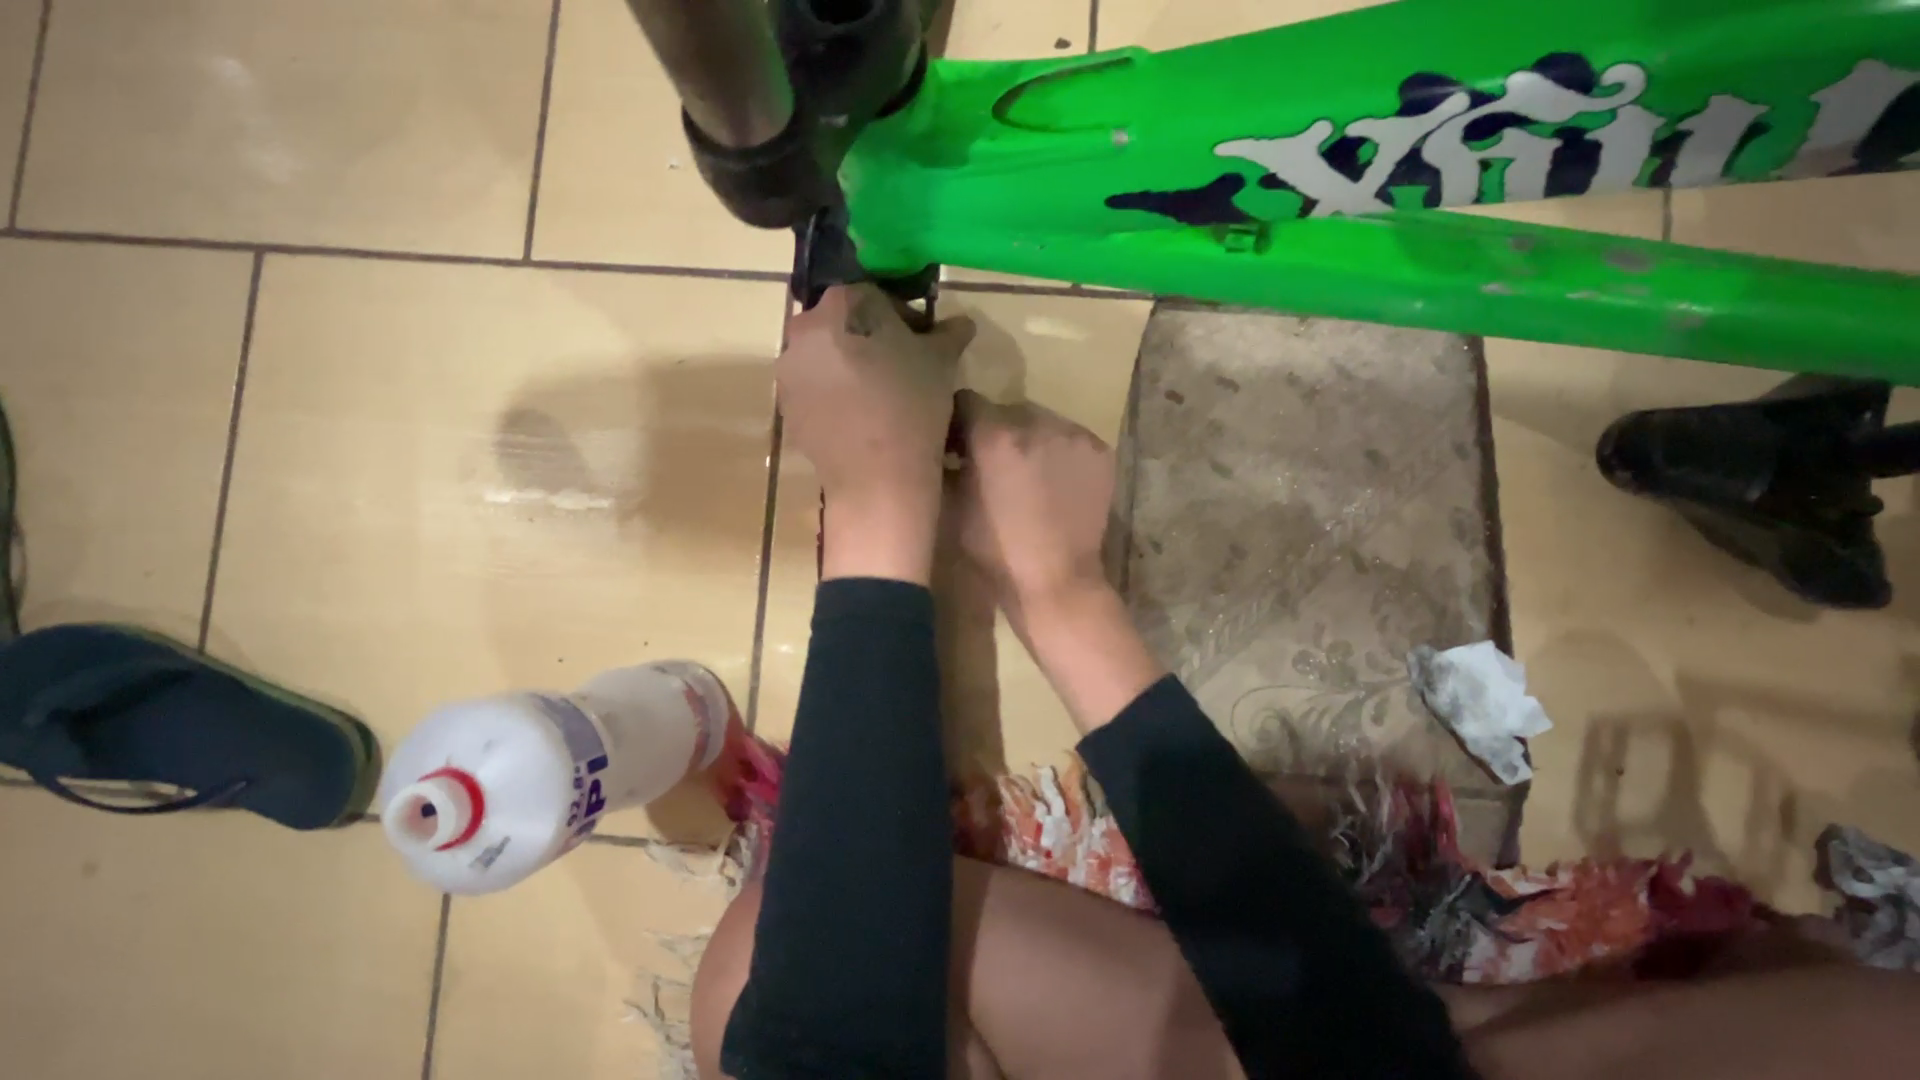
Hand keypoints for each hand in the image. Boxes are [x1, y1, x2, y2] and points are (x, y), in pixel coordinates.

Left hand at [779, 285, 974, 583]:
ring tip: (880, 395)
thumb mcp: (941, 362)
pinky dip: (834, 395)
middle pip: (842, 324)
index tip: (922, 342)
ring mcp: (789, 370)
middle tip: (901, 367)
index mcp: (841, 304)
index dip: (902, 317)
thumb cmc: (913, 404)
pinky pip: (814, 389)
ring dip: (849, 367)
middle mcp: (804, 328)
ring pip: (825, 357)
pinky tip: (860, 417)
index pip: (874, 296)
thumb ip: (949, 334)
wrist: (877, 474)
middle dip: (869, 340)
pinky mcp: (786, 406)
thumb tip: (962, 324)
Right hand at [951, 391, 1161, 732]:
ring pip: (1042, 421)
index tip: (957, 444)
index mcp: (994, 435)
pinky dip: (1059, 453)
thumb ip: (945, 466)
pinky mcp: (1100, 451)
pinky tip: (1055, 483)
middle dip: (996, 431)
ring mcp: (1074, 435)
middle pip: (1007, 411)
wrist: (1057, 582)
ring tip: (1028, 474)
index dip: (958, 422)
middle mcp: (1036, 422)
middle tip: (994, 464)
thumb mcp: (953, 508)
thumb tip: (943, 447)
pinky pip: (1071, 439)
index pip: (966, 401)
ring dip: (1030, 439)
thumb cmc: (996, 551)